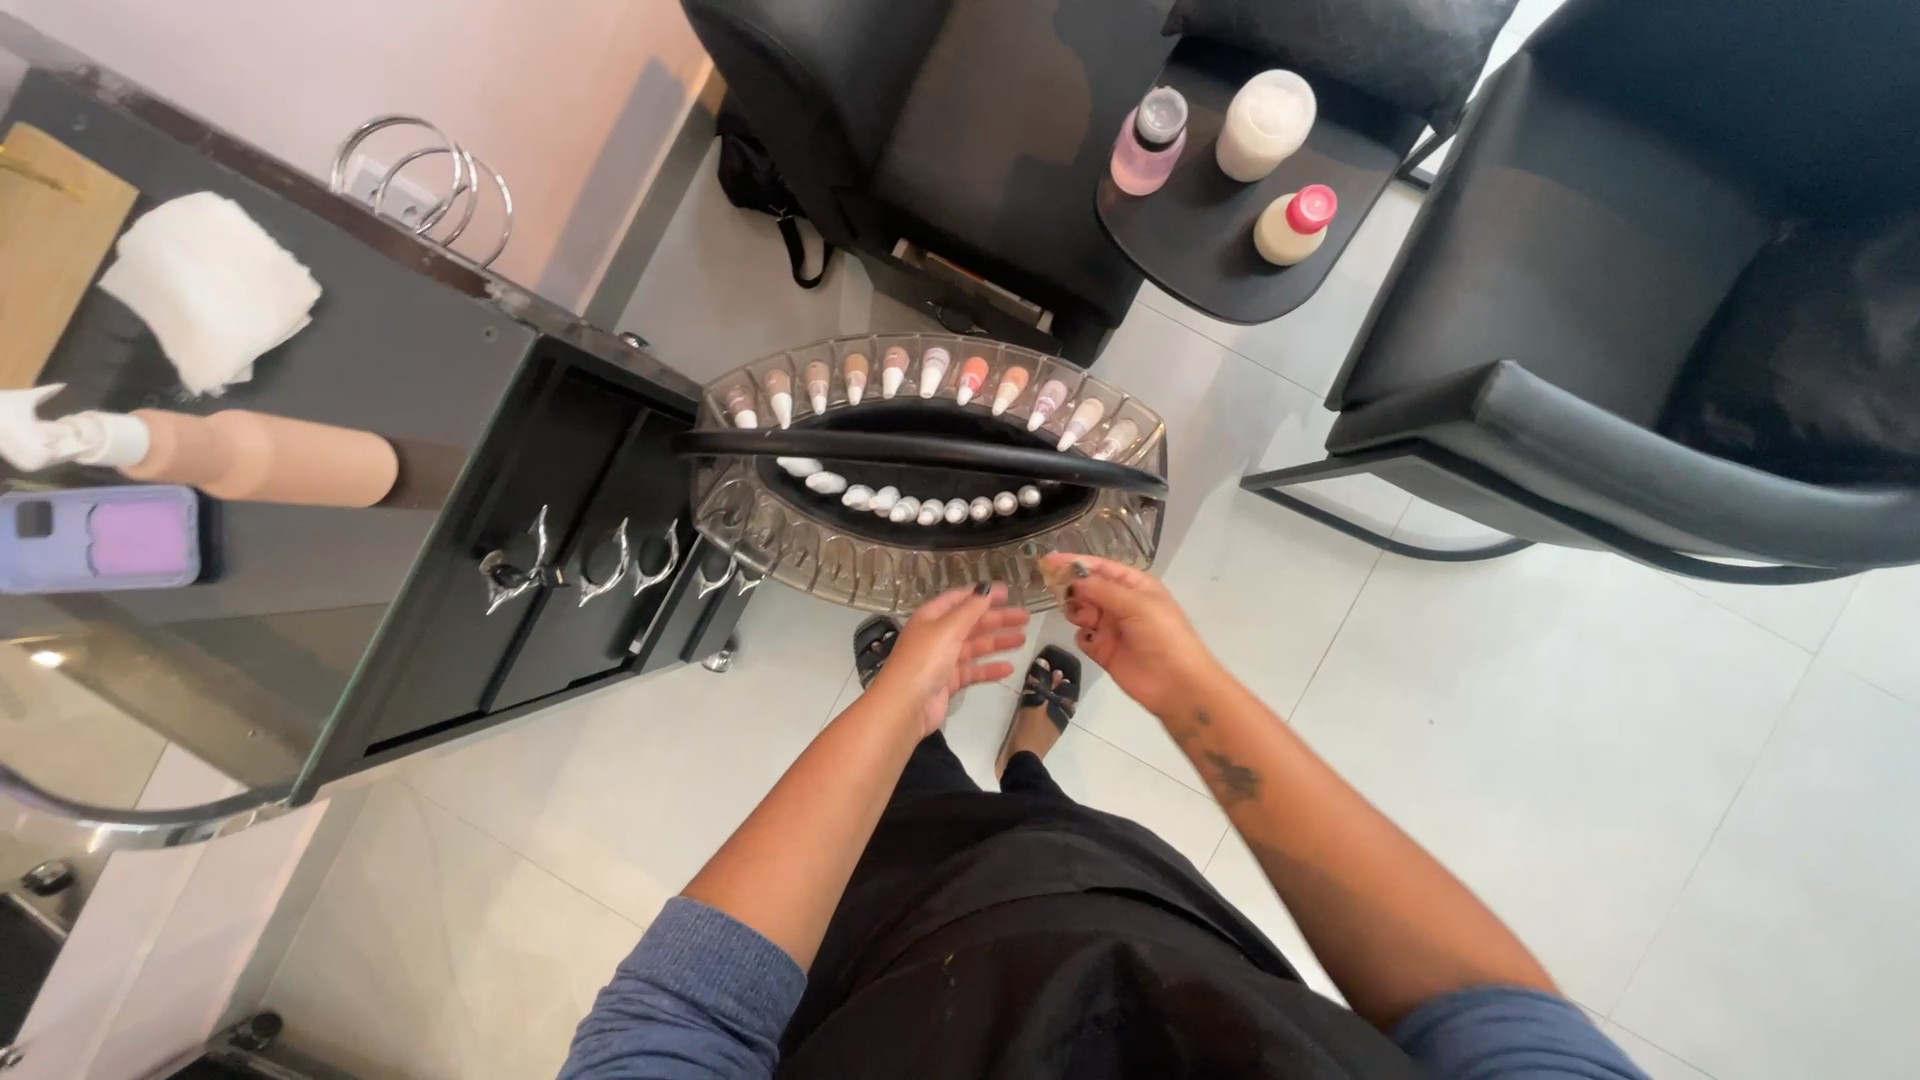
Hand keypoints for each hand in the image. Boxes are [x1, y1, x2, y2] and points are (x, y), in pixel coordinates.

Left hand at [871, 583, 1030, 735]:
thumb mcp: (948, 628)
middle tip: (1025, 617)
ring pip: (974, 646)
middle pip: (971, 622)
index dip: (983, 594)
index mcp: (931, 617)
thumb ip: (971, 609)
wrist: (906, 705)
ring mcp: (942, 659)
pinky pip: (973, 671)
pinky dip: (990, 669)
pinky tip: (1009, 668)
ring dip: (997, 642)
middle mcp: (936, 635)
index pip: (960, 599)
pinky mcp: (948, 682)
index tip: (1008, 592)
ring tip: (1022, 639)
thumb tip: (987, 588)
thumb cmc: (925, 659)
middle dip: (997, 619)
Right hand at [1044, 554, 1217, 717]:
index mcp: (1135, 586)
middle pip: (1088, 588)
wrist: (1176, 683)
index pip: (1101, 568)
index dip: (1075, 562)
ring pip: (1081, 610)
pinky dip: (1082, 635)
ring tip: (1085, 619)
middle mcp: (1121, 603)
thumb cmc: (1163, 635)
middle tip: (1059, 591)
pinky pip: (1082, 636)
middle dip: (1073, 587)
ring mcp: (1111, 627)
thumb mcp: (1137, 604)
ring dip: (1077, 610)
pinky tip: (1090, 639)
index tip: (1049, 560)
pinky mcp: (1103, 650)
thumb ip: (1102, 590)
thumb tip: (1072, 582)